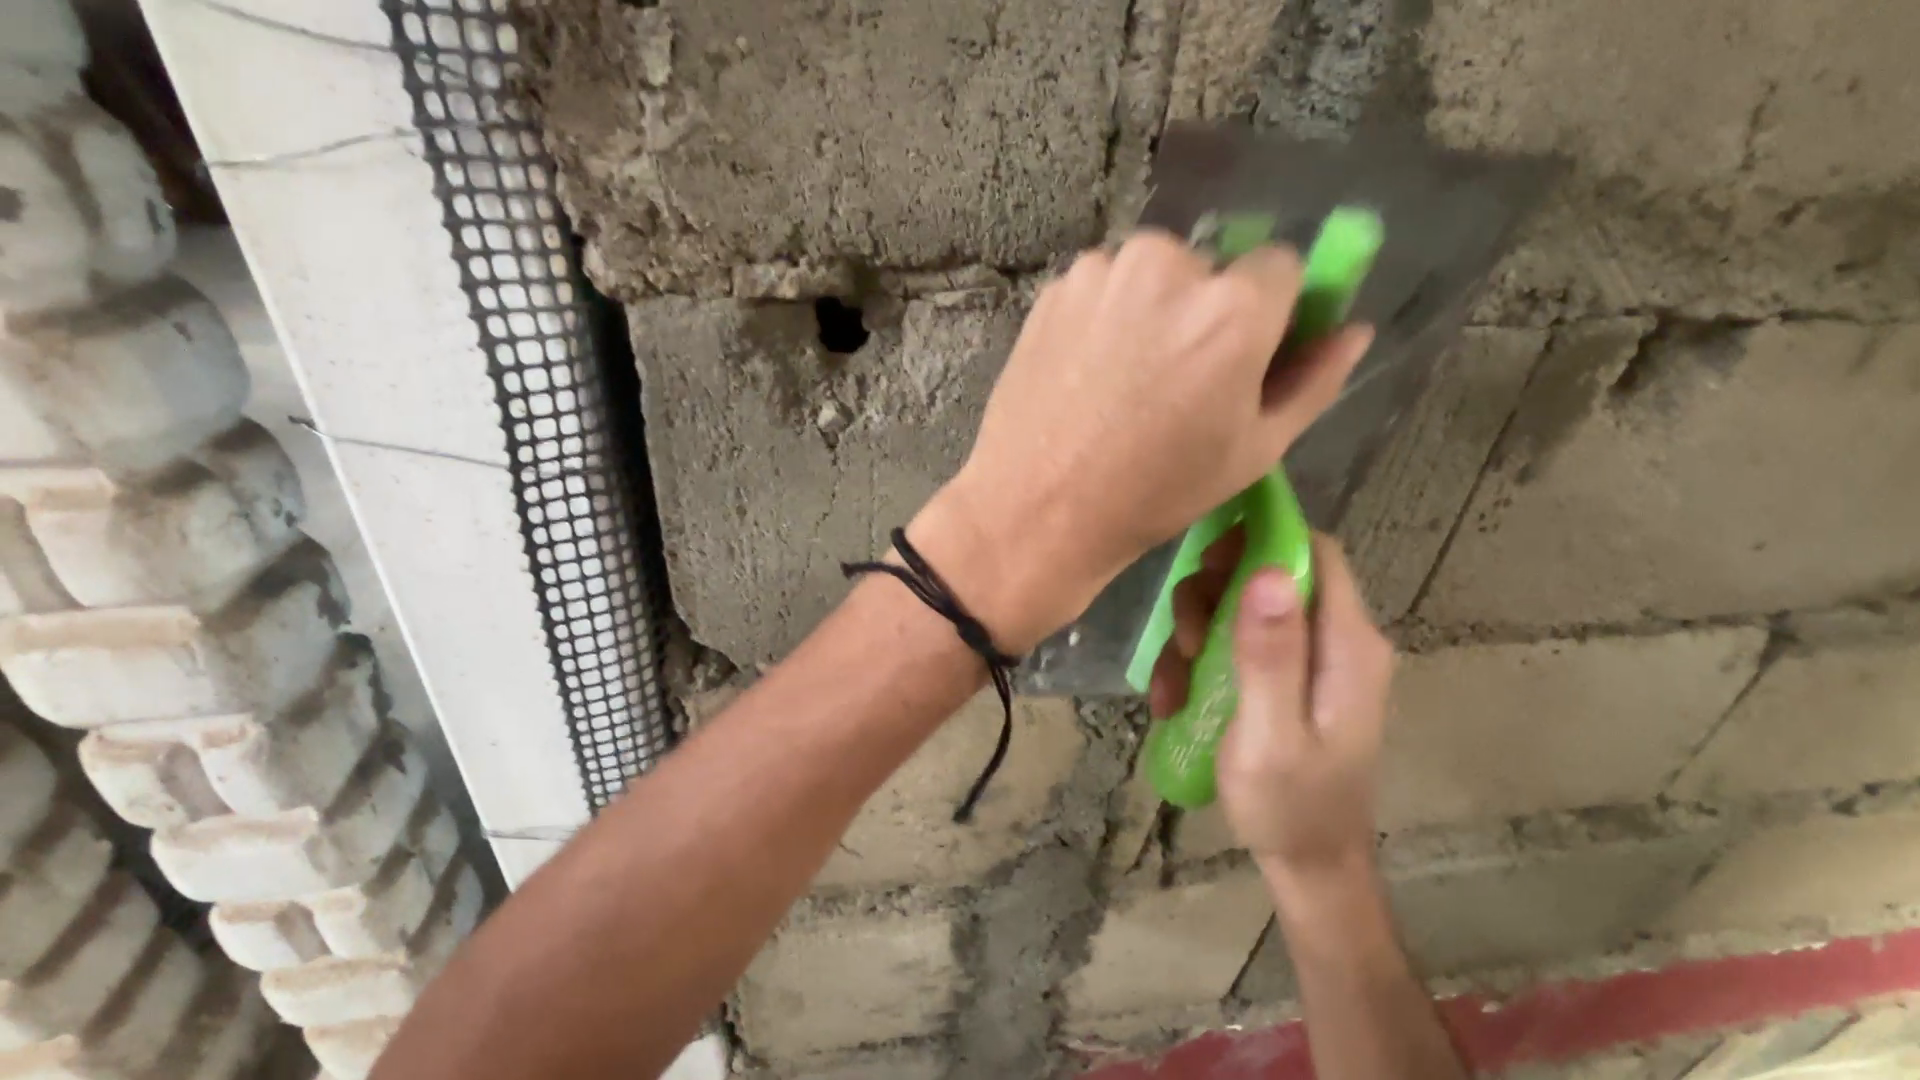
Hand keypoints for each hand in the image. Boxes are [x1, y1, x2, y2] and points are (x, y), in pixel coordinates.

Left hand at [910, 231, 1371, 651]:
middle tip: (1177, 381)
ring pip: (1156, 274)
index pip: (1282, 266)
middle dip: (1207, 312)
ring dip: (1155, 310)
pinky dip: (1108, 315)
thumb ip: (1313, 380)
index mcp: (1234, 306)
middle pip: (1214, 269)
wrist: (1036, 507)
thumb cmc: (1155, 491)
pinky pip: (1105, 286)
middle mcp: (1171, 264)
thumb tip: (1354, 329)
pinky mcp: (1057, 285)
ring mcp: (1105, 270)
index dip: (1269, 313)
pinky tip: (1090, 371)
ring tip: (1127, 380)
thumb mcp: (1254, 449)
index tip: (1243, 358)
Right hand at [1149, 532, 1393, 885]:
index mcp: (1347, 646)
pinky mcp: (1294, 678)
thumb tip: (1269, 570)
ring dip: (1199, 633)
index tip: (1204, 559)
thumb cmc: (1289, 806)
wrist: (1309, 864)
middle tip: (1182, 641)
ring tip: (1172, 684)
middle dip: (1215, 596)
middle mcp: (1339, 641)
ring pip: (1247, 608)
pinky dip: (1205, 661)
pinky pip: (1243, 644)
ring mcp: (1317, 660)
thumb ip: (1270, 655)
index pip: (1313, 552)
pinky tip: (1177, 699)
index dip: (1259, 538)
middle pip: (1272, 575)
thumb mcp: (1269, 735)